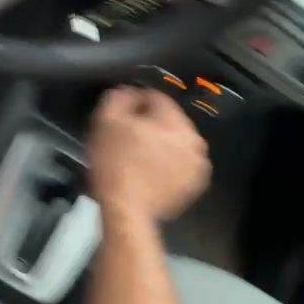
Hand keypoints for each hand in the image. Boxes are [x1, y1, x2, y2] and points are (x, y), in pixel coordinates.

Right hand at [87, 87, 211, 226]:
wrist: (126, 210)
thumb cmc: (114, 166)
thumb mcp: (105, 123)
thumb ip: (119, 98)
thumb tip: (129, 92)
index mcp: (177, 124)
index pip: (156, 98)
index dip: (134, 104)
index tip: (120, 117)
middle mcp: (195, 141)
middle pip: (168, 121)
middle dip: (149, 126)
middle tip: (126, 139)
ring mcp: (198, 166)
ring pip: (174, 143)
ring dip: (159, 144)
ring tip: (136, 157)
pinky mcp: (194, 185)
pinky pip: (179, 164)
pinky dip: (166, 164)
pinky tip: (147, 172)